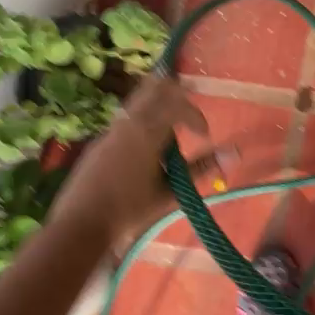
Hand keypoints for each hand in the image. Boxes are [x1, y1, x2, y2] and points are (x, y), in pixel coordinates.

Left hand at [50, 76, 214, 241]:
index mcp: (149, 131)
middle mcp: (130, 122)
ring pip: (140, 99)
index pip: (179, 104)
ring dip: (159, 107)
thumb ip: (202, 169)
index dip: (196, 116)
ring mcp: (112, 129)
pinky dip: (144, 120)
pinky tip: (145, 149)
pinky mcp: (100, 140)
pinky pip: (127, 117)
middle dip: (177, 97)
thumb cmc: (129, 210)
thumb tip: (236, 152)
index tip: (203, 135)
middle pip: (157, 88)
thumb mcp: (170, 191)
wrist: (79, 226)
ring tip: (169, 132)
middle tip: (188, 119)